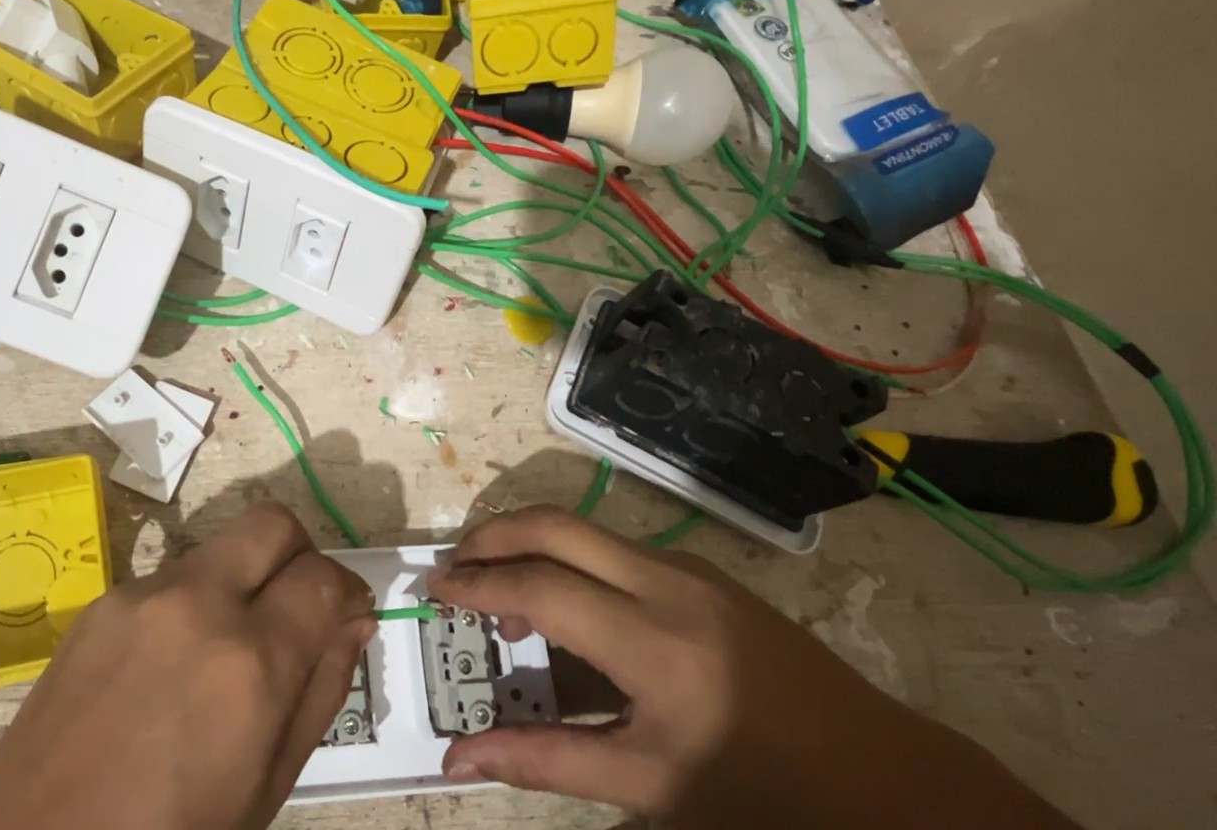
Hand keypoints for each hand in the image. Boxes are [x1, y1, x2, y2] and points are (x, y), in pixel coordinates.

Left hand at [0, 502, 374, 829]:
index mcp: (249, 662)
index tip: (346, 617)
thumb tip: (351, 621)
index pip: (323, 577)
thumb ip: (321, 690)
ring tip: (229, 648)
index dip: (348, 592)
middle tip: (299, 606)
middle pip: (272, 522)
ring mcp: (140, 595)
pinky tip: (173, 663)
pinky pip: (170, 578)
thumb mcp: (269, 784)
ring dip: (243, 580)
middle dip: (301, 553)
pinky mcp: (101, 600)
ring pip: (219, 548)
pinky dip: (194, 602)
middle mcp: (196, 605)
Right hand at [429, 506, 1077, 828]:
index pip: (539, 588)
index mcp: (653, 643)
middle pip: (554, 525)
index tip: (434, 590)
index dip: (477, 585)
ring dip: (529, 544)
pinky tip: (566, 609)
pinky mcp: (707, 574)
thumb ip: (545, 762)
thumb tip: (456, 759)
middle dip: (490, 534)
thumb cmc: (761, 794)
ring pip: (585, 529)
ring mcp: (692, 571)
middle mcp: (668, 585)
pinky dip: (569, 558)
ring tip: (499, 596)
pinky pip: (616, 547)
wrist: (885, 777)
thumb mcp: (649, 786)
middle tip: (451, 567)